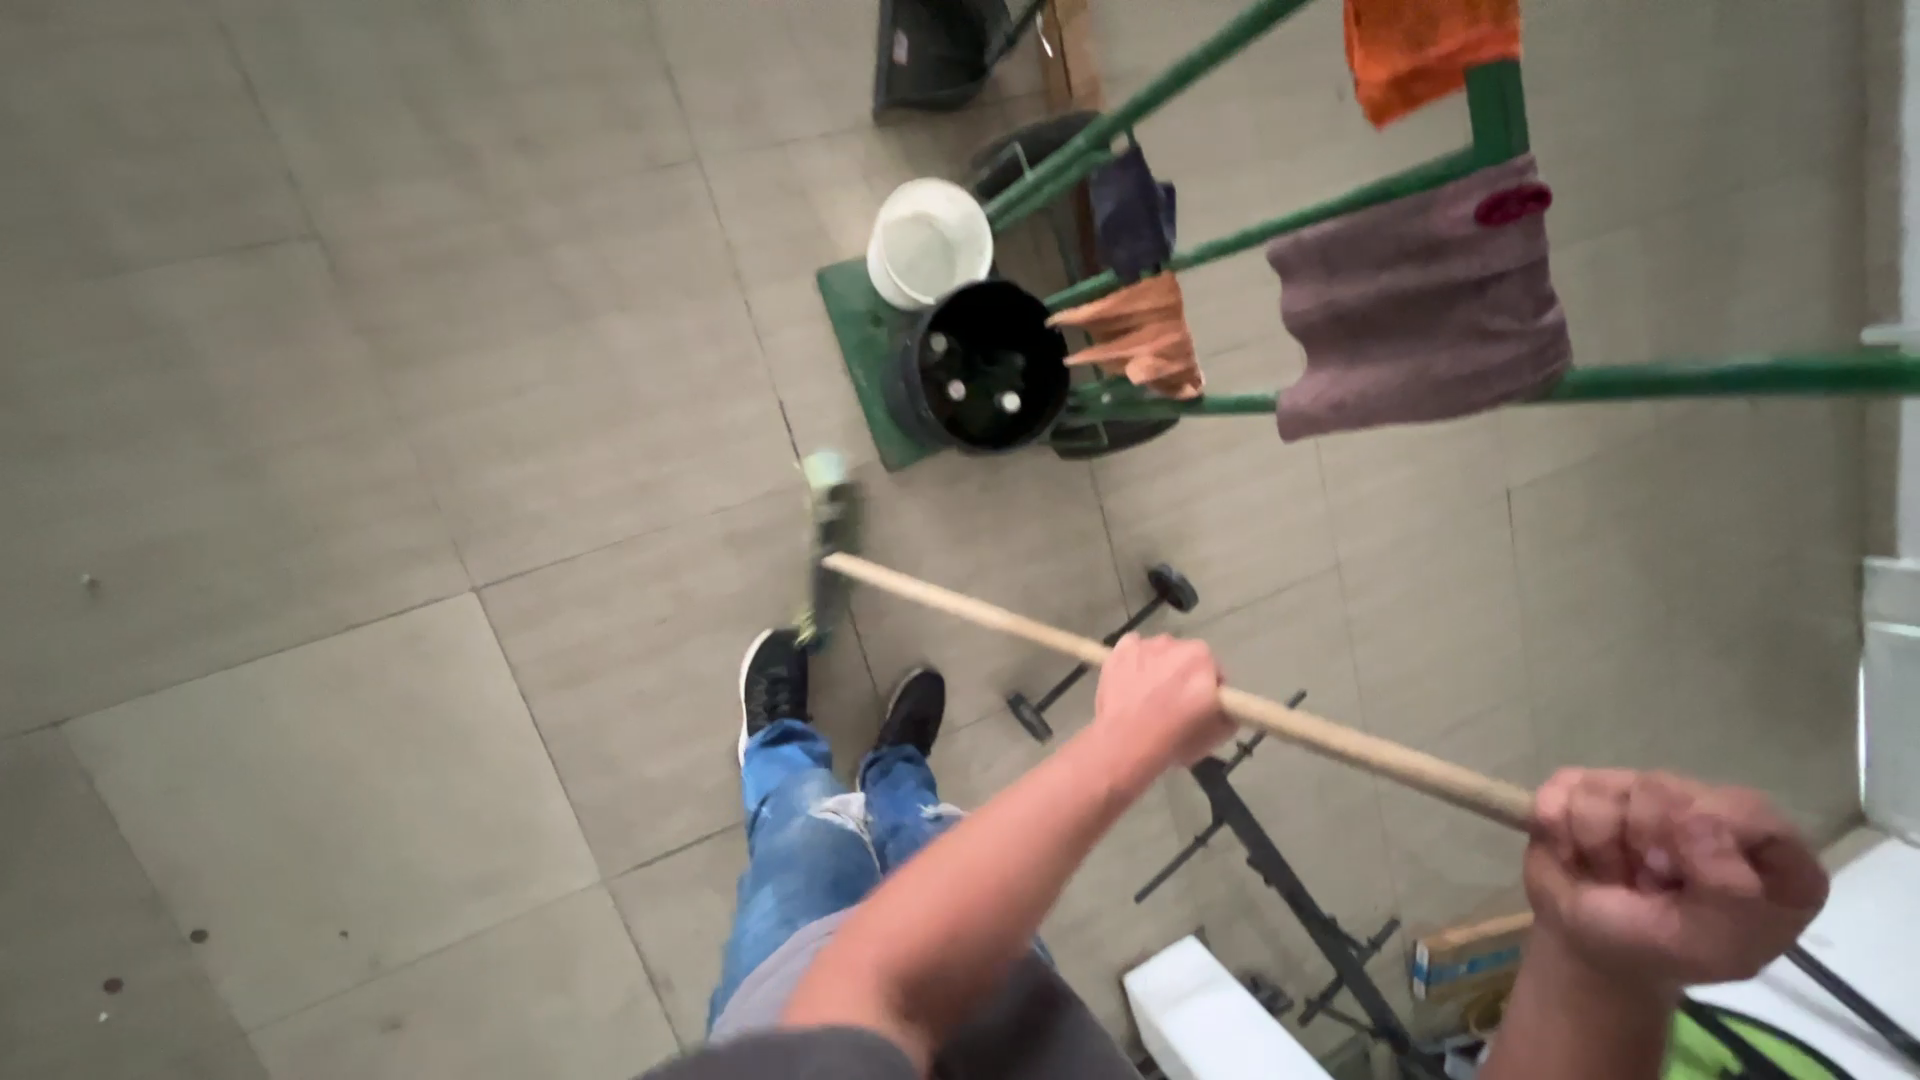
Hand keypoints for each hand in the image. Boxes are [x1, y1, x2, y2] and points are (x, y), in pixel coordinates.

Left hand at [1093, 634, 1234, 777]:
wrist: (1125, 741)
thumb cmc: (1174, 738)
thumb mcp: (1215, 735)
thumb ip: (1228, 715)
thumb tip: (1227, 710)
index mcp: (1202, 658)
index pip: (1213, 671)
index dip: (1208, 689)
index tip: (1199, 706)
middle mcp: (1174, 643)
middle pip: (1184, 658)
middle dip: (1182, 675)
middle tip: (1173, 702)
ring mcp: (1144, 644)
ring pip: (1157, 653)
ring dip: (1157, 666)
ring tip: (1147, 695)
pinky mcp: (1119, 650)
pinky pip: (1132, 650)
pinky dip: (1133, 661)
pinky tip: (1129, 681)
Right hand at [1525, 769, 1828, 989]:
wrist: (1585, 944)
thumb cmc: (1660, 949)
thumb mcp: (1714, 944)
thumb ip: (1729, 890)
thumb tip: (1697, 818)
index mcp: (1762, 848)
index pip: (1745, 809)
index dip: (1704, 835)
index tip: (1679, 876)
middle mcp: (1702, 808)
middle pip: (1662, 789)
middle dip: (1639, 841)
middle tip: (1644, 882)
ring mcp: (1635, 790)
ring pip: (1603, 789)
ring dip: (1596, 843)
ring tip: (1609, 873)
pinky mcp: (1579, 786)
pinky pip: (1560, 789)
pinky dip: (1558, 829)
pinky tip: (1574, 853)